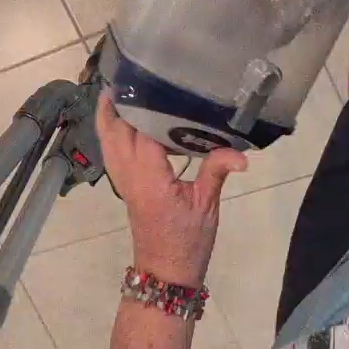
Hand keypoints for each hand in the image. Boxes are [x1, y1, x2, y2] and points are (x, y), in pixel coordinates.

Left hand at [94, 90, 246, 287]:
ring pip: (106, 140)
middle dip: (119, 103)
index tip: (154, 79)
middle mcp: (129, 175)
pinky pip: (110, 151)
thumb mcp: (207, 207)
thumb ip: (216, 172)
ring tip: (121, 88)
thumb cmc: (188, 241)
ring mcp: (122, 180)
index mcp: (149, 177)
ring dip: (109, 115)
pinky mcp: (123, 184)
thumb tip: (241, 154)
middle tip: (133, 75)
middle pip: (114, 131)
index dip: (144, 105)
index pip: (141, 132)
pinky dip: (111, 131)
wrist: (166, 273)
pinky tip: (124, 118)